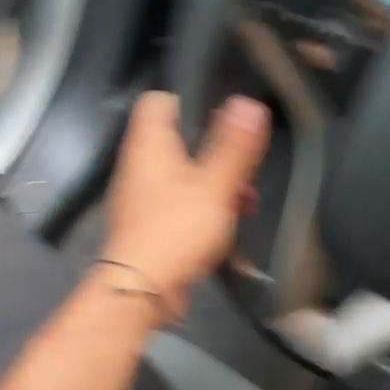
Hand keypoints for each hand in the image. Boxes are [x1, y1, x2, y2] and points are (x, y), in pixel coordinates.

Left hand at [97, 91, 271, 309]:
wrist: (141, 289)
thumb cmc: (177, 229)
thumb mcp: (215, 184)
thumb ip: (234, 145)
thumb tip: (249, 102)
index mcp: (150, 143)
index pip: (160, 100)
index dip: (192, 101)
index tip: (222, 118)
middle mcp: (140, 166)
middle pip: (181, 144)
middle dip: (217, 157)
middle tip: (244, 172)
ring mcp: (143, 199)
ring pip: (185, 181)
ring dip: (217, 191)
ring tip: (245, 207)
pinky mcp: (149, 229)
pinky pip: (181, 212)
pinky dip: (204, 217)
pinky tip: (229, 235)